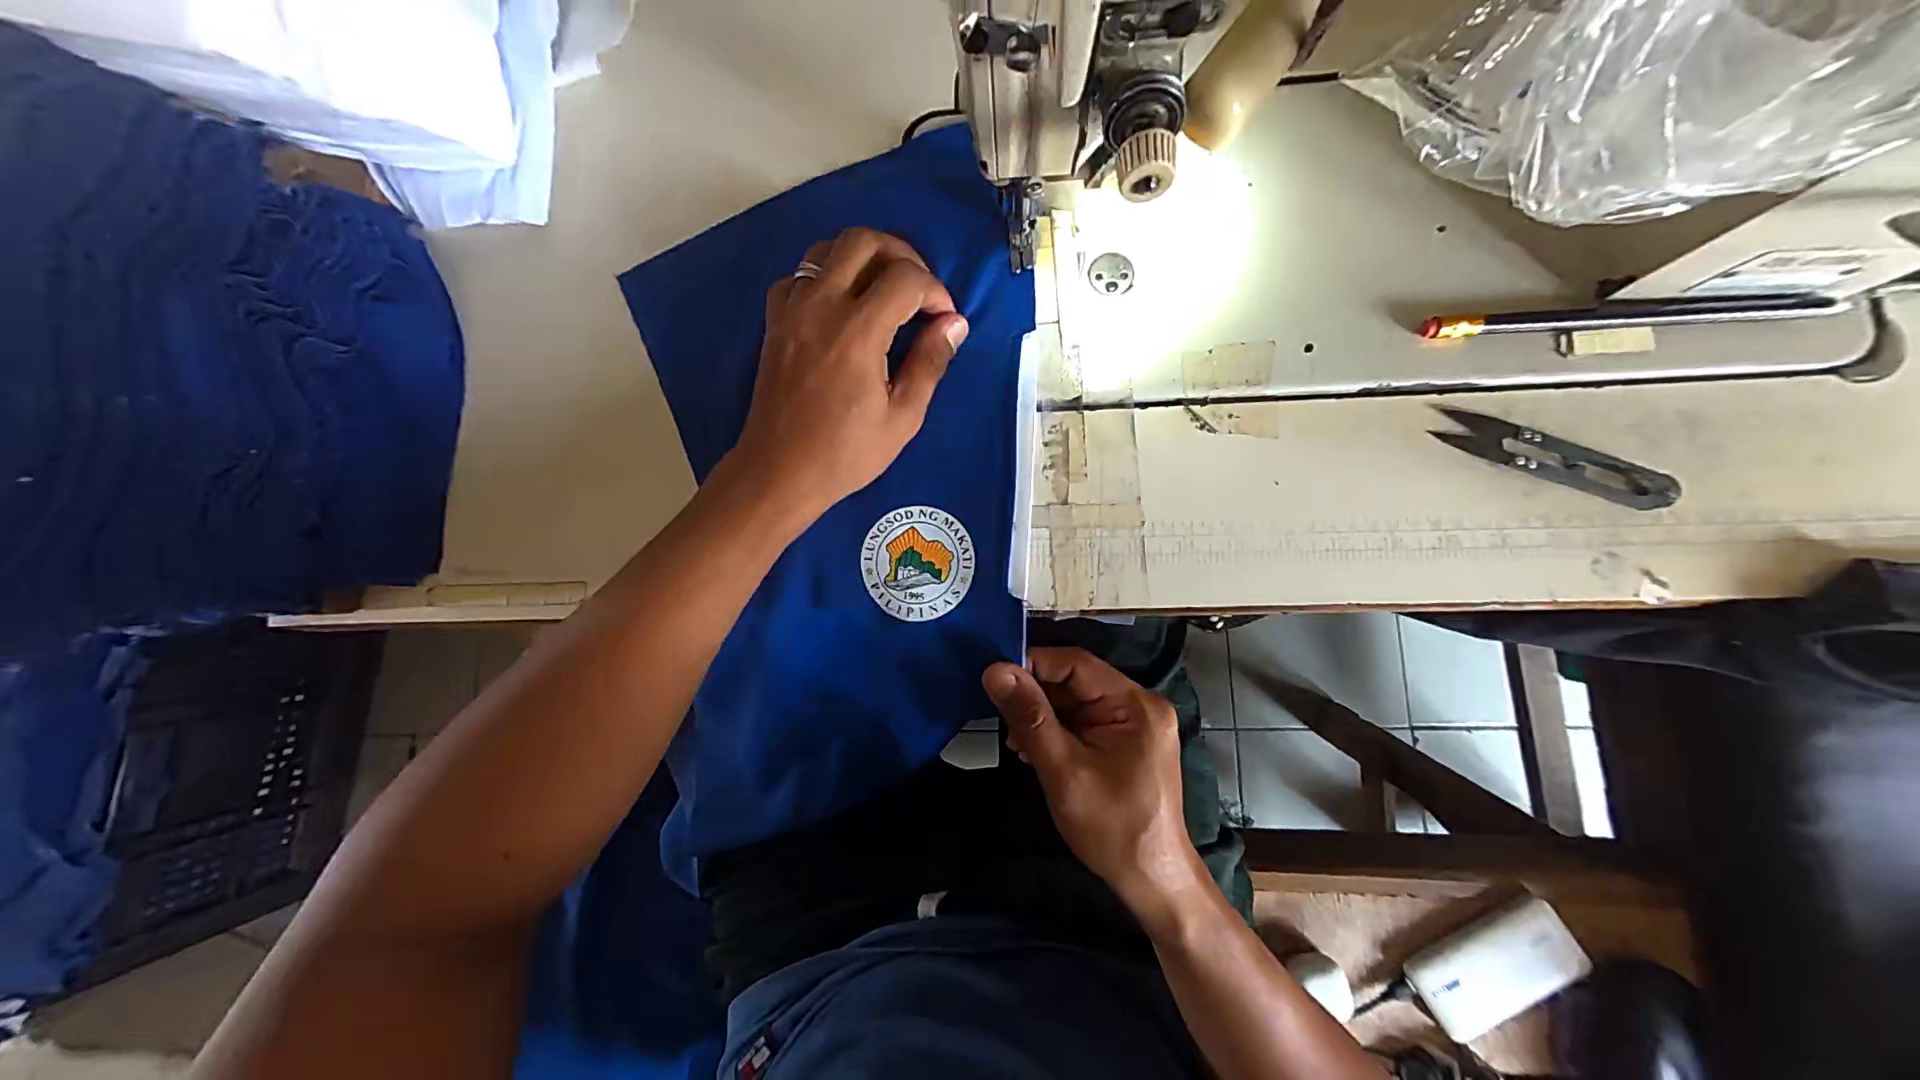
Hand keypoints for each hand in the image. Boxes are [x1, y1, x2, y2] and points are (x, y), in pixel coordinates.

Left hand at [725, 227, 968, 517]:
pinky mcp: (774, 322)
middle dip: (902, 255)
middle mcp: (820, 308)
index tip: (943, 318)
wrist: (780, 471)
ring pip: (827, 248)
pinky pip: (799, 275)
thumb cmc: (845, 454)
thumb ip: (930, 363)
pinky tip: (841, 306)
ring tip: (884, 289)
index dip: (935, 290)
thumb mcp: (902, 418)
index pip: (905, 278)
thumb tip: (954, 324)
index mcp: (857, 333)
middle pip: (863, 240)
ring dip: (862, 257)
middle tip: (919, 288)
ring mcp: (792, 311)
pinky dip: (825, 277)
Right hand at [982, 648, 1209, 916]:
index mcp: (1135, 704)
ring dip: (1041, 716)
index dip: (1032, 663)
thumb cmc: (1112, 827)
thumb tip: (995, 670)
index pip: (1076, 664)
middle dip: (1034, 695)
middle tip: (996, 711)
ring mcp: (1134, 726)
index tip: (992, 675)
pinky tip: (1030, 750)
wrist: (1152, 882)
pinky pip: (1082, 723)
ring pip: (1074, 703)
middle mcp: (1139, 705)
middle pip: (1075, 683)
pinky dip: (1054, 732)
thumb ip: (1029, 717)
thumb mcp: (1064, 770)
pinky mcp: (1124, 745)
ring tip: (1013, 739)